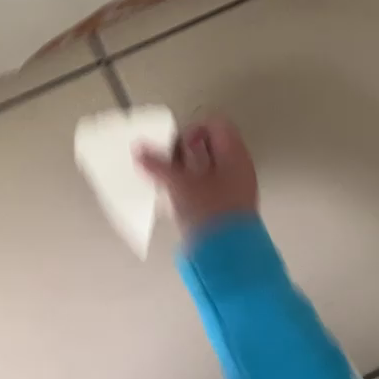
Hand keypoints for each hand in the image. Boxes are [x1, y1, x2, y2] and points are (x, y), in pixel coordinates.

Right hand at [137, 115, 259, 236]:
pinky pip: (206, 187)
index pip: (215, 124)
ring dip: (185, 170)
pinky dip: (190, 187)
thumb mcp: (178, 183)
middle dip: (184, 151)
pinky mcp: (225, 207)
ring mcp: (233, 188)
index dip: (192, 129)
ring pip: (206, 167)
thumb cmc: (210, 212)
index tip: (175, 145)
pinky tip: (176, 198)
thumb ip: (157, 164)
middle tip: (167, 162)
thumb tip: (140, 150)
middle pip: (209, 145)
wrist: (227, 254)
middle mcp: (238, 167)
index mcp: (234, 154)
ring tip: (168, 181)